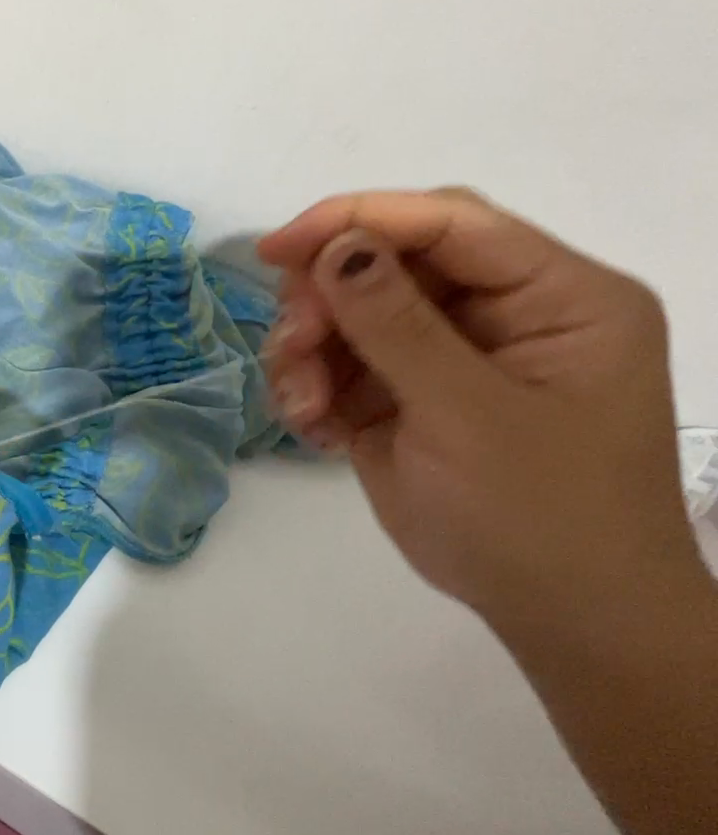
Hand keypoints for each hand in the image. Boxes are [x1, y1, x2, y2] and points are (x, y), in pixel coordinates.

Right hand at [257, 189, 698, 623]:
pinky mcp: (402, 393)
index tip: (275, 251)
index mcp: (556, 298)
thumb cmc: (540, 511)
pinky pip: (335, 362)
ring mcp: (447, 354)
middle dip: (325, 300)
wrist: (558, 614)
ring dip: (308, 351)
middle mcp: (501, 313)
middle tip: (294, 347)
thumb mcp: (467, 412)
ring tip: (303, 405)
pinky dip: (310, 388)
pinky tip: (315, 427)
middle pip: (386, 263)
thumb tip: (334, 247)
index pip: (448, 223)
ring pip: (347, 312)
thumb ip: (397, 324)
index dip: (357, 221)